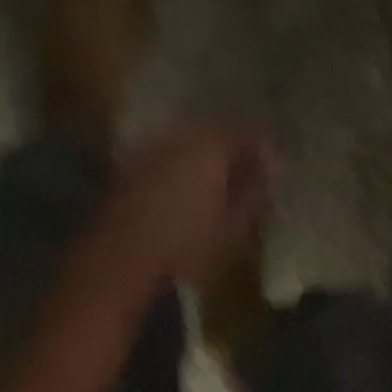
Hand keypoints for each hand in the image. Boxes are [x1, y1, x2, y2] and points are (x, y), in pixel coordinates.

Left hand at [101, 126, 272, 283]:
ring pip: (187, 148)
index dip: (263, 152)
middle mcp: (179, 138)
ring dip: (202, 164)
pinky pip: (165, 163)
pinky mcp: (129, 169)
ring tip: (214, 191)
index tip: (270, 172)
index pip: (248, 134)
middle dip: (232, 155)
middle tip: (244, 180)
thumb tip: (268, 174)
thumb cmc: (185, 244)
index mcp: (211, 146)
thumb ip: (254, 195)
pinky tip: (182, 197)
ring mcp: (151, 151)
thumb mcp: (233, 227)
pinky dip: (178, 174)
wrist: (120, 257)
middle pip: (215, 137)